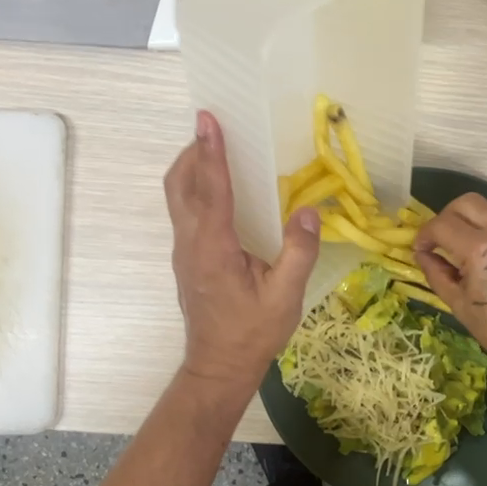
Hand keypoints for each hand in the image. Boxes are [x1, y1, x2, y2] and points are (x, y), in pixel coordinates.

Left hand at [165, 111, 320, 391]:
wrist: (218, 366)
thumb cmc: (252, 334)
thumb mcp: (285, 298)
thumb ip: (297, 254)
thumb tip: (308, 212)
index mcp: (214, 247)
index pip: (211, 189)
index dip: (211, 151)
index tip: (208, 118)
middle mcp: (192, 242)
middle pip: (180, 184)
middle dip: (194, 151)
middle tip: (215, 128)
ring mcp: (185, 250)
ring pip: (178, 197)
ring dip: (192, 168)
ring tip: (217, 150)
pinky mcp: (188, 258)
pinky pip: (186, 211)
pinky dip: (197, 187)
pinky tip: (221, 190)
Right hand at [412, 193, 486, 376]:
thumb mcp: (459, 305)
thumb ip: (437, 274)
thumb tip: (423, 255)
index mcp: (479, 249)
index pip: (442, 225)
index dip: (425, 235)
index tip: (421, 249)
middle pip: (467, 202)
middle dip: (447, 216)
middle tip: (441, 238)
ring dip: (472, 220)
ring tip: (466, 247)